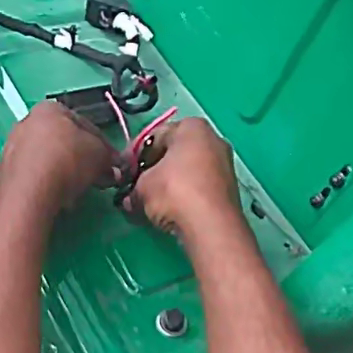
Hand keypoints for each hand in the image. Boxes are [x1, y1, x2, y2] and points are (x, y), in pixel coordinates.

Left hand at [0, 102, 117, 214]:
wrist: (29, 192)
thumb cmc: (68, 161)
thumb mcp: (100, 156)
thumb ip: (110, 158)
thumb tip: (116, 167)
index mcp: (49, 108)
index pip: (83, 123)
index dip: (102, 144)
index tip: (112, 162)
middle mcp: (26, 123)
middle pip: (62, 142)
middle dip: (81, 159)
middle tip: (97, 177)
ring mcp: (12, 149)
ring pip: (48, 161)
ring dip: (64, 174)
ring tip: (77, 191)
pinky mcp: (5, 175)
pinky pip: (35, 177)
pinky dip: (48, 185)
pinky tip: (58, 198)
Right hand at [125, 117, 238, 236]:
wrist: (211, 224)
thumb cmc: (173, 191)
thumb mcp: (142, 187)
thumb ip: (133, 188)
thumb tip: (130, 198)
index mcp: (192, 127)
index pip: (155, 136)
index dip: (135, 154)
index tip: (124, 171)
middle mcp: (213, 139)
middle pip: (174, 153)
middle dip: (153, 170)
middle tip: (136, 187)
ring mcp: (224, 164)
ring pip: (187, 172)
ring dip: (168, 185)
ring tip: (150, 204)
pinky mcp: (228, 189)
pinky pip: (198, 188)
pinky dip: (183, 196)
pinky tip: (169, 212)